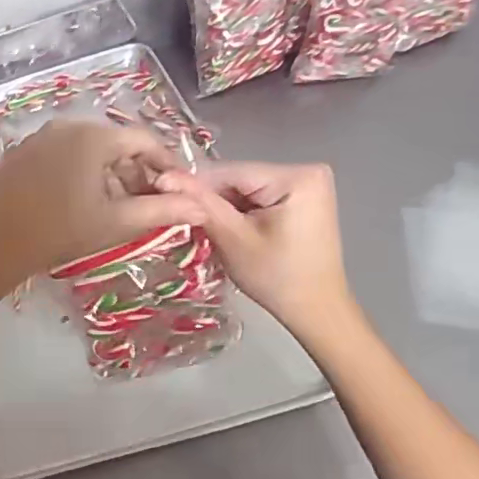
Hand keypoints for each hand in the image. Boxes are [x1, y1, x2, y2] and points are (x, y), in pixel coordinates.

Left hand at [0, 121, 205, 289]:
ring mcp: (39, 138)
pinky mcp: (19, 154)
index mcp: (94, 136)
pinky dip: (79, 175)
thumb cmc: (58, 234)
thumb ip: (161, 211)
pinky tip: (78, 204)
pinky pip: (61, 157)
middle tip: (146, 205)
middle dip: (136, 173)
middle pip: (115, 144)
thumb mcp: (114, 223)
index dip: (167, 165)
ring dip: (108, 176)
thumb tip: (201, 207)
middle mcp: (67, 126)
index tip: (177, 190)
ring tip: (113, 209)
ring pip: (87, 151)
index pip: (146, 141)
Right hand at [155, 162, 358, 339]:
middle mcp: (307, 170)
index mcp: (296, 175)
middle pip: (240, 180)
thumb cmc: (275, 277)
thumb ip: (201, 205)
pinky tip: (231, 233)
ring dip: (224, 210)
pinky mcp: (304, 200)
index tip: (166, 204)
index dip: (194, 188)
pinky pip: (260, 199)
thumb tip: (163, 177)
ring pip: (247, 190)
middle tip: (188, 227)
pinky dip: (241, 215)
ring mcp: (308, 185)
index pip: (230, 171)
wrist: (314, 308)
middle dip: (213, 202)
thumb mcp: (233, 239)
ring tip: (207, 233)